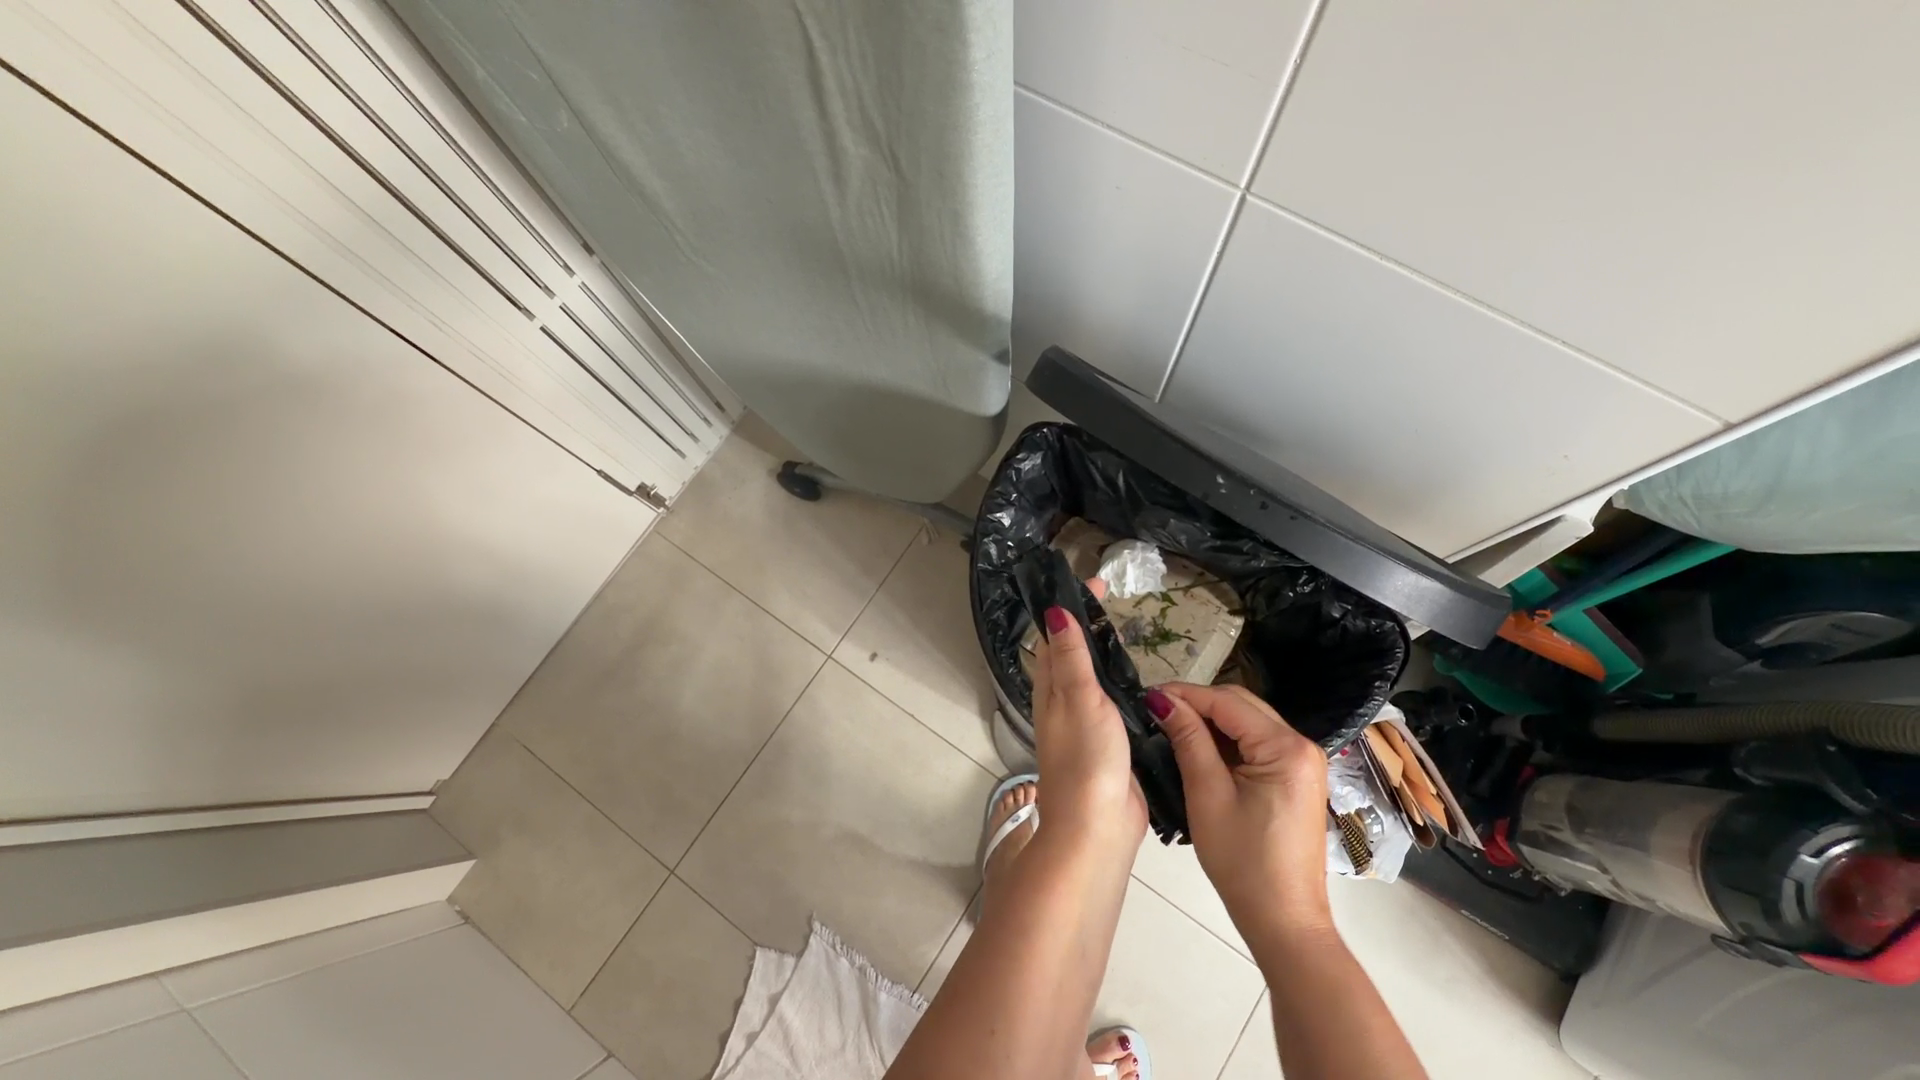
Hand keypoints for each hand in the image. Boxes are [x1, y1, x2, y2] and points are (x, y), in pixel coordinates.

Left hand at [1030, 582, 1147, 852]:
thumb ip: (1071, 658)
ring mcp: (1087, 726)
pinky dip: (1122, 688)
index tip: (1096, 580)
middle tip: (1115, 603)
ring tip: (1129, 634)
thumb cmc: (1084, 758)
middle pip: (1072, 656)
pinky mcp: (1110, 746)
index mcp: (1051, 689)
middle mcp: (1064, 704)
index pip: (1057, 636)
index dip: (1072, 606)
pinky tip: (1144, 686)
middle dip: (1088, 627)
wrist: (1097, 825)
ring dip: (1104, 656)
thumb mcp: (1079, 699)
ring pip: (1093, 681)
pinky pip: (1114, 706)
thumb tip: (1054, 612)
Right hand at [1148, 683, 1332, 938]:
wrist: (1283, 919)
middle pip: (1242, 705)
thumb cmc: (1242, 862)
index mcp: (1286, 748)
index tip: (1147, 695)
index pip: (1228, 702)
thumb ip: (1188, 740)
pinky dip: (1227, 742)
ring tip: (1170, 727)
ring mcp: (1303, 763)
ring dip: (1211, 722)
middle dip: (1198, 704)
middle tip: (1156, 711)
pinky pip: (1257, 744)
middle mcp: (1302, 746)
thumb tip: (1162, 701)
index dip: (1186, 694)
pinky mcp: (1296, 779)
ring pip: (1249, 723)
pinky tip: (1198, 748)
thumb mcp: (1207, 795)